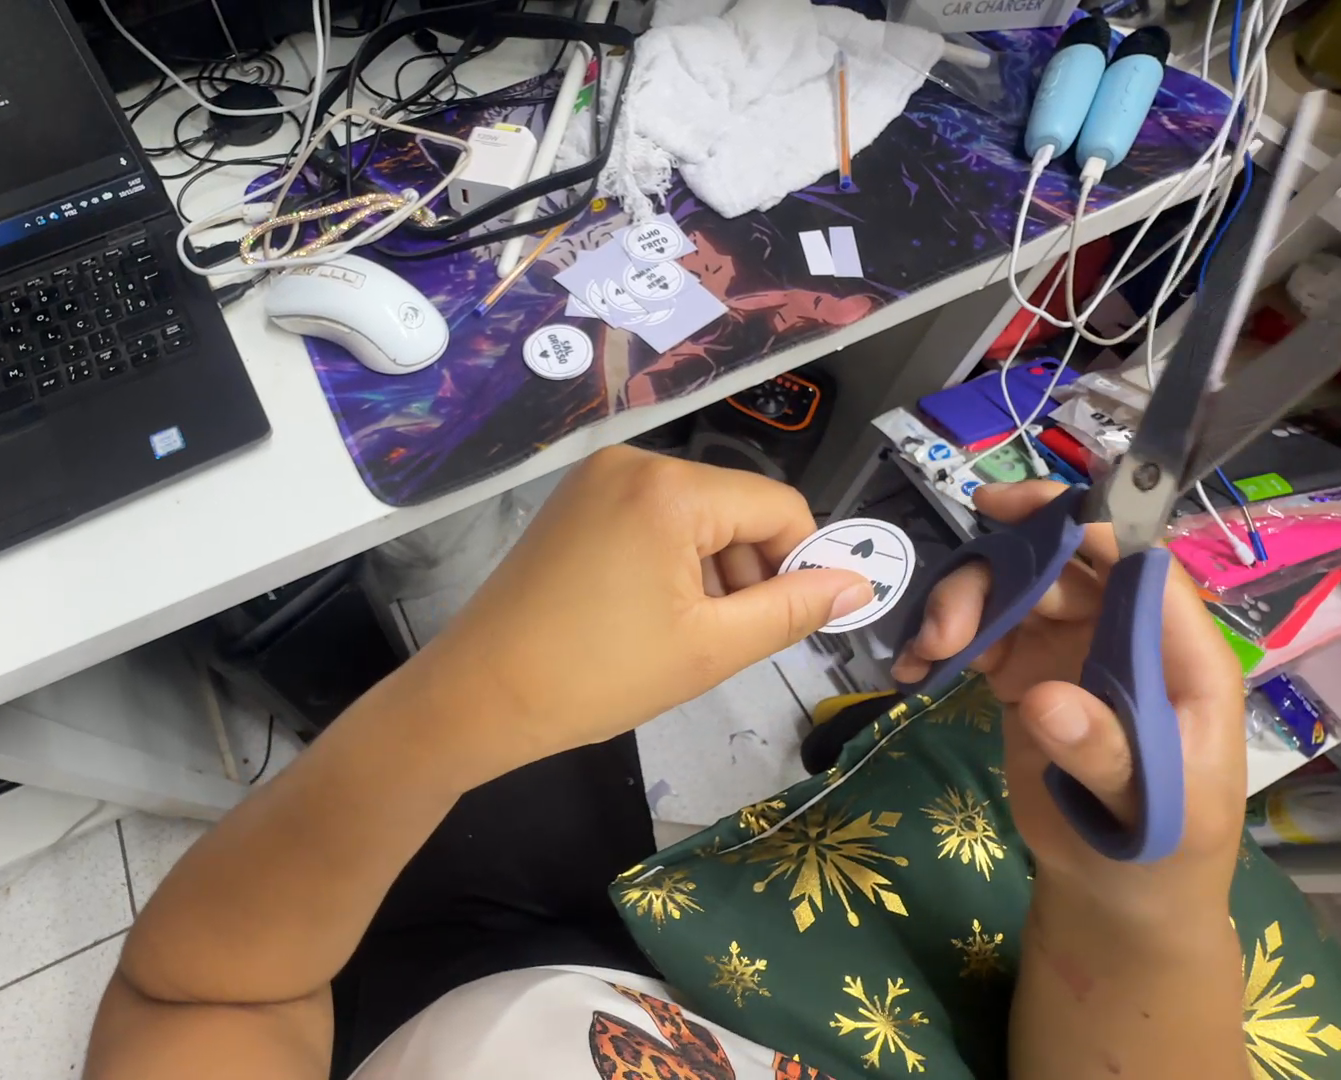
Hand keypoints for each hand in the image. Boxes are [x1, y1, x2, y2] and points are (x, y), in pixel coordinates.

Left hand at [408, 446, 873, 774]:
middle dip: (749, 569)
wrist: (480, 695)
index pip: (777, 506)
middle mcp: (631, 463)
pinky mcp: (571, 504)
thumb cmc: (598, 676)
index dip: (803, 562)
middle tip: (732, 636)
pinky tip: (648, 611)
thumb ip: (792, 609)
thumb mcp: (711, 647)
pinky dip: (667, 560)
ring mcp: (593, 480)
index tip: (797, 618)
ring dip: (709, 569)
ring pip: (690, 515)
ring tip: (685, 632)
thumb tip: (860, 583)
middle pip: (732, 507)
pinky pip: (647, 519)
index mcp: (669, 487)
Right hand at [891, 482, 1246, 918]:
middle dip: (988, 583)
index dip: (1076, 521)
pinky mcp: (1024, 670)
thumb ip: (1105, 753)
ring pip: (1006, 592)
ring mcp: (1069, 649)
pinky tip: (916, 671)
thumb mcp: (1145, 811)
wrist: (1114, 883)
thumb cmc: (1156, 845)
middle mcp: (1120, 636)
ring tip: (924, 658)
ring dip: (955, 611)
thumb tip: (1046, 697)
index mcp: (1174, 653)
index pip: (1134, 561)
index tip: (1001, 507)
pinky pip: (977, 631)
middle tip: (941, 633)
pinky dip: (939, 642)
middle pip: (1051, 568)